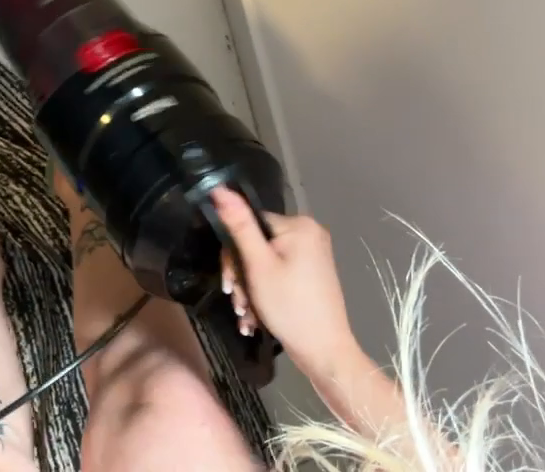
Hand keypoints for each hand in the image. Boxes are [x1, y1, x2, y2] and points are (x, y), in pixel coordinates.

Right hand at [211, 187, 361, 380]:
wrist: (325, 355)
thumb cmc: (290, 307)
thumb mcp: (258, 265)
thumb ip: (239, 225)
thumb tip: (218, 188)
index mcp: (299, 225)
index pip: (249, 224)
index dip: (233, 253)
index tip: (230, 283)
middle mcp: (308, 233)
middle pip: (255, 243)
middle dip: (241, 276)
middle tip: (237, 303)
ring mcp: (311, 254)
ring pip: (263, 261)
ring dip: (249, 288)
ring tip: (246, 315)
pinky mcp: (311, 273)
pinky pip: (277, 271)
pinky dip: (263, 291)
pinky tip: (256, 315)